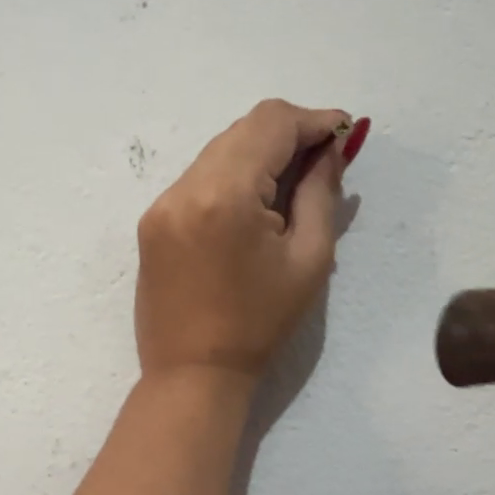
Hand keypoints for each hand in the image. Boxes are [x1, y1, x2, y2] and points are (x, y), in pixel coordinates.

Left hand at [134, 100, 367, 380]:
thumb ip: (320, 191)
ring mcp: (160, 207)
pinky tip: (251, 208)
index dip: (312, 121)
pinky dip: (228, 180)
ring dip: (256, 157)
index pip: (271, 123)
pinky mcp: (151, 226)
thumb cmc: (258, 325)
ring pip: (216, 153)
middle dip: (286, 137)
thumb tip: (328, 149)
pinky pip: (195, 182)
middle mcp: (183, 190)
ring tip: (287, 189)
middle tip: (320, 163)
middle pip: (241, 131)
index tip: (343, 135)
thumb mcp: (308, 258)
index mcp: (223, 195)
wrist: (192, 373)